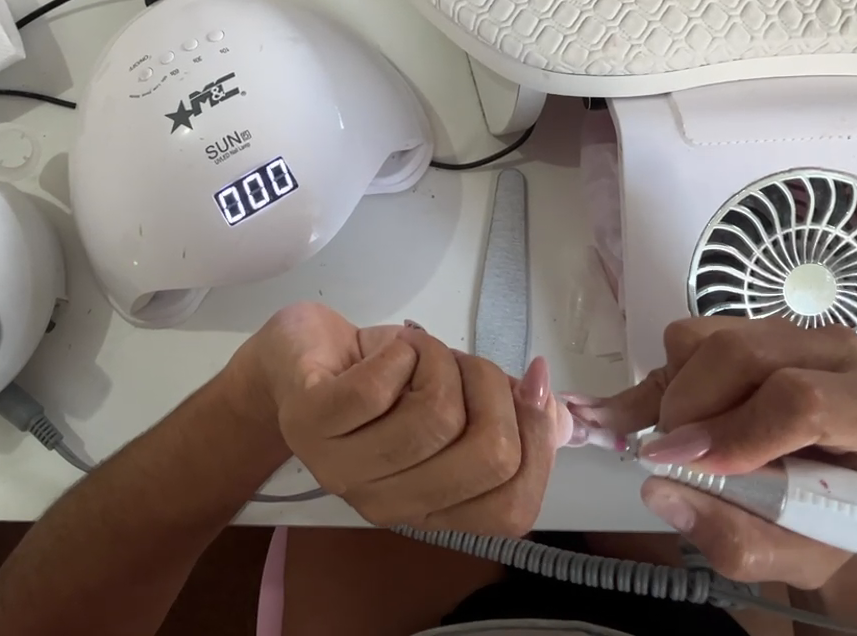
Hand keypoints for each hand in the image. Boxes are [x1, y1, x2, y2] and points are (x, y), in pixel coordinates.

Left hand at [229, 302, 564, 535]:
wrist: (297, 356)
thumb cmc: (377, 375)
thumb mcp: (453, 393)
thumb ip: (506, 412)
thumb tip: (558, 412)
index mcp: (429, 507)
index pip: (511, 510)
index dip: (539, 443)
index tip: (532, 385)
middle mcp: (387, 504)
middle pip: (485, 458)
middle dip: (491, 387)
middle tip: (461, 363)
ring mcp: (343, 467)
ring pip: (435, 416)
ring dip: (440, 361)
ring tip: (418, 351)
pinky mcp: (309, 421)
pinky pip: (376, 388)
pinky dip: (400, 350)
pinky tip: (387, 347)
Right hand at [568, 317, 856, 588]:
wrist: (823, 495)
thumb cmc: (824, 523)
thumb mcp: (793, 557)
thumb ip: (736, 538)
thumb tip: (660, 491)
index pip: (801, 400)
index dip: (738, 432)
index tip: (693, 466)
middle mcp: (831, 354)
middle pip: (739, 354)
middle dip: (689, 407)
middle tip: (668, 456)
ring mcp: (779, 332)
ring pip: (701, 342)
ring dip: (673, 394)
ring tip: (679, 443)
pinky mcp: (735, 325)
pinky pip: (681, 340)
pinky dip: (661, 383)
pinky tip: (664, 421)